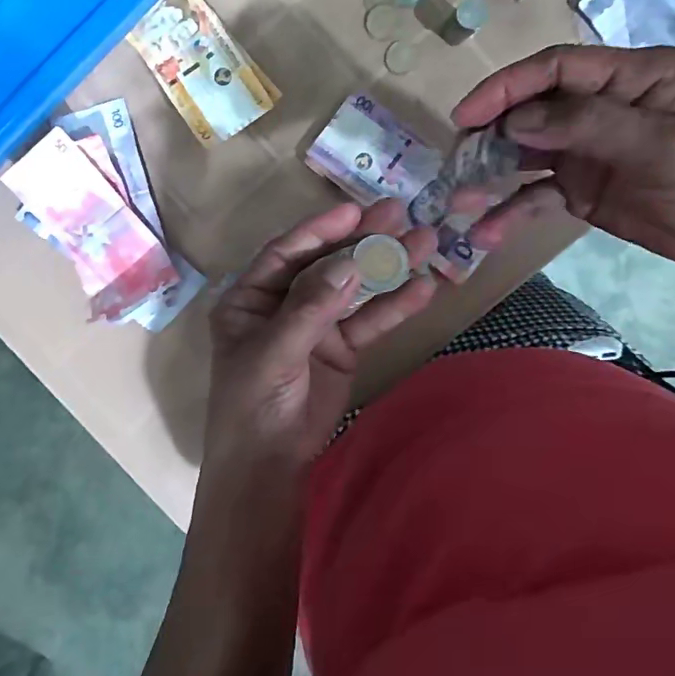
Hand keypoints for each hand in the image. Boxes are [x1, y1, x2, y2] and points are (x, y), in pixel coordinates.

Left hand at [204, 200, 438, 469]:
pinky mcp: (342, 349)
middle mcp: (283, 304)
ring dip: (388, 268)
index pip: (287, 254)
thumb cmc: (252, 405)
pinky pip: (370, 323)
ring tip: (425, 242)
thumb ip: (311, 308)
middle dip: (362, 241)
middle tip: (400, 214)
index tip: (356, 209)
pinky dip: (395, 308)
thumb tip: (350, 263)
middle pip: (327, 264)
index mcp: (250, 298)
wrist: (268, 466)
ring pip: (355, 290)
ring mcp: (316, 326)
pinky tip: (423, 290)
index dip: (321, 230)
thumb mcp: (274, 352)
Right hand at [450, 45, 674, 268]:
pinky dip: (513, 211)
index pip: (558, 69)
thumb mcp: (667, 146)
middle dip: (490, 134)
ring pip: (528, 154)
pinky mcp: (588, 190)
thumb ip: (590, 126)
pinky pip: (540, 195)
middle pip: (533, 110)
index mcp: (635, 77)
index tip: (466, 116)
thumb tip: (515, 120)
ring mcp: (594, 150)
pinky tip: (488, 233)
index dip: (507, 87)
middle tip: (455, 163)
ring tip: (459, 200)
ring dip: (492, 175)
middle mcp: (606, 107)